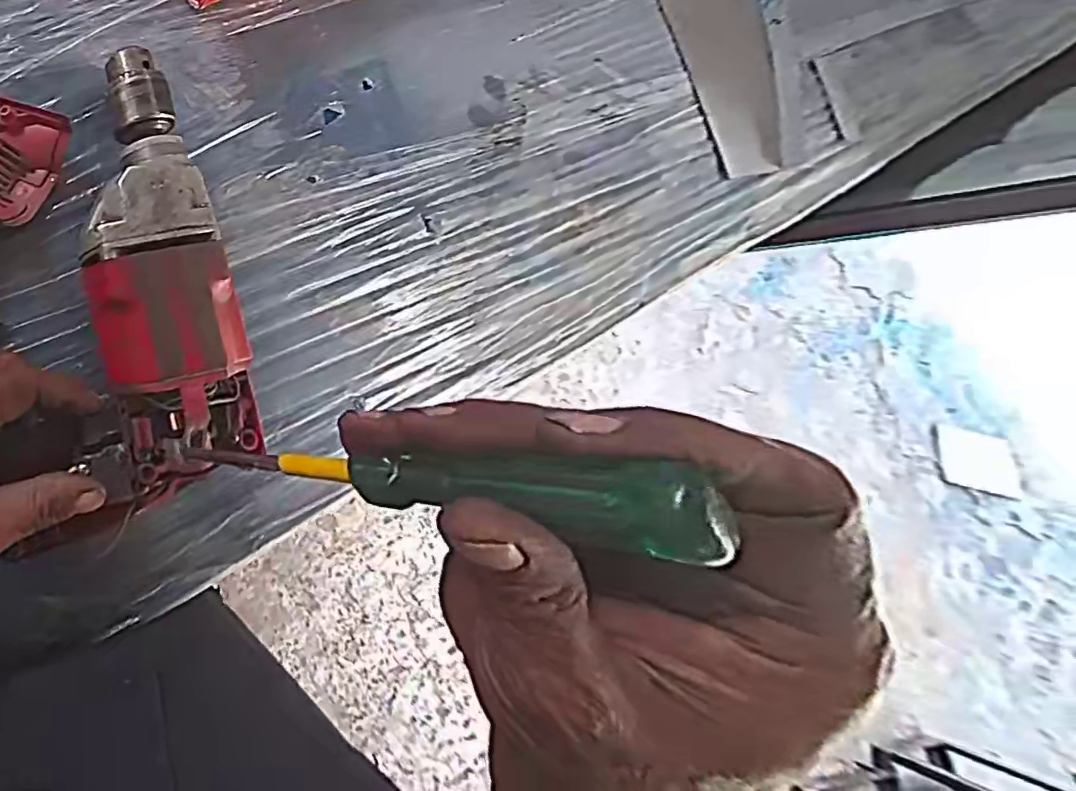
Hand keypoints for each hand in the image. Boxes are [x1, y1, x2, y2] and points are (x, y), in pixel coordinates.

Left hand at [0, 352, 107, 608]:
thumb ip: (43, 502)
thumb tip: (94, 489)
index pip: (20, 380)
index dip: (62, 390)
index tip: (91, 408)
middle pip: (1, 364)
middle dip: (42, 384)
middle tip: (71, 415)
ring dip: (15, 381)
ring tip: (42, 413)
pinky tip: (0, 414)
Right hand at [341, 401, 888, 790]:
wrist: (578, 774)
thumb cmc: (620, 764)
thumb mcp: (580, 702)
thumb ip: (536, 607)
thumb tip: (479, 518)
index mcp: (789, 614)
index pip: (781, 491)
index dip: (676, 447)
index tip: (576, 440)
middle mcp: (717, 550)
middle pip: (632, 451)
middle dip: (517, 436)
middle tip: (440, 433)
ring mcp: (639, 523)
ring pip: (563, 448)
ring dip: (469, 438)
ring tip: (400, 437)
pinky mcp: (577, 509)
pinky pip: (520, 466)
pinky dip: (453, 458)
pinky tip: (406, 454)